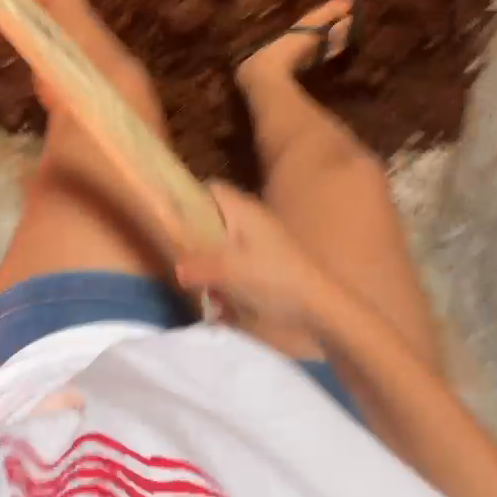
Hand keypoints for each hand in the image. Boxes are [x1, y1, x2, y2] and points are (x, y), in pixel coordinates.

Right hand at [176, 181, 327, 326]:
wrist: (322, 306)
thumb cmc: (273, 278)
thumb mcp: (229, 272)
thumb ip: (198, 266)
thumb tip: (176, 268)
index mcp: (242, 210)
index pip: (212, 188)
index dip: (191, 198)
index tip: (174, 218)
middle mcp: (254, 219)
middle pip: (216, 220)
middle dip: (199, 243)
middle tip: (186, 262)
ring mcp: (266, 242)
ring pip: (228, 246)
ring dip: (215, 268)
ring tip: (208, 294)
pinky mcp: (274, 263)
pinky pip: (242, 265)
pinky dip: (232, 281)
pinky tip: (228, 308)